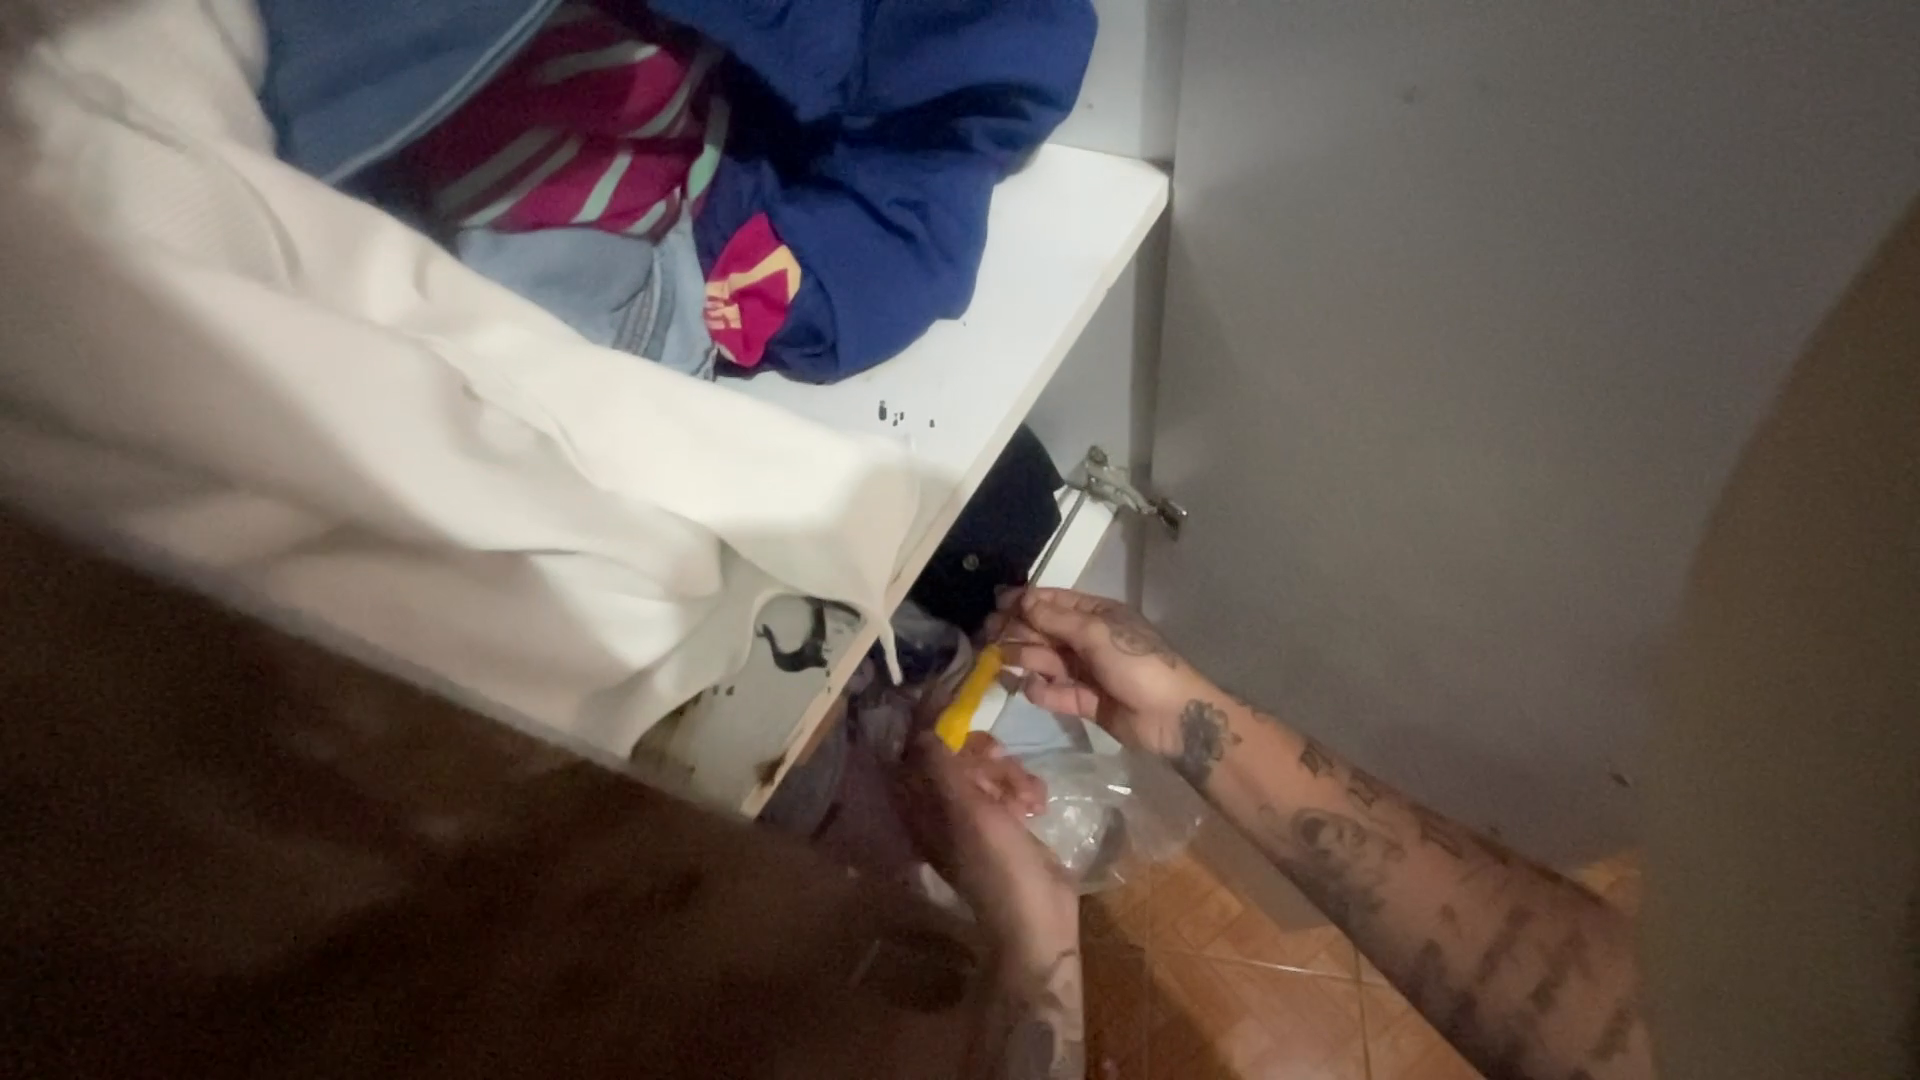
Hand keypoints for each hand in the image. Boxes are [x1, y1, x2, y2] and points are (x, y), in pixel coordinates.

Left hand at [894, 732, 1078, 979]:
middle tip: (1001, 755)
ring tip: (1028, 795)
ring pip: (986, 770)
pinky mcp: (1004, 824)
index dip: (933, 725)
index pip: (917, 752)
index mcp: (922, 807)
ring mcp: (974, 817)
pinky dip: (1023, 790)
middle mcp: (941, 809)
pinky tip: (1037, 804)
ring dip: (1010, 774)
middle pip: (955, 757)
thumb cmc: (997, 863)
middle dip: (981, 754)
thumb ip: (941, 765)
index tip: (957, 702)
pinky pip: (1008, 789)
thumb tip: (920, 726)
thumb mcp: (967, 809)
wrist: (1039, 918)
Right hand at [991, 588, 1216, 753]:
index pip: (1056, 602)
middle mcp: (1090, 639)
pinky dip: (1042, 690)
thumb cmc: (1136, 662)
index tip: (996, 602)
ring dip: (1024, 657)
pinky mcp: (1086, 701)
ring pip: (1048, 661)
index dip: (1026, 601)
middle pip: (1047, 631)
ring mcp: (1088, 671)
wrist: (1172, 716)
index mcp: (1098, 615)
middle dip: (1019, 630)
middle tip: (988, 633)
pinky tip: (1031, 688)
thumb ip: (1056, 619)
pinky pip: (1057, 692)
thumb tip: (1023, 600)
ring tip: (998, 659)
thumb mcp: (1095, 633)